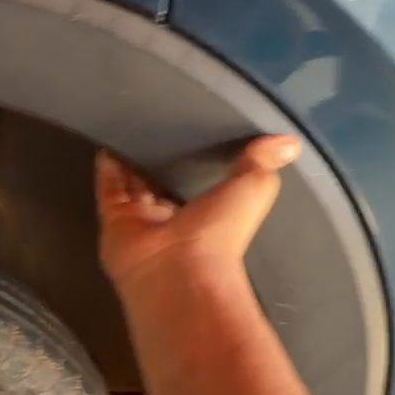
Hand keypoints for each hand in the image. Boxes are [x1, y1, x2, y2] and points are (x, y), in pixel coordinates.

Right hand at [96, 135, 300, 286]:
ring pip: (130, 185)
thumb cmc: (220, 232)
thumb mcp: (254, 188)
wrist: (177, 268)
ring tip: (127, 129)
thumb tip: (287, 141)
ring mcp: (138, 220)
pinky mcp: (114, 219)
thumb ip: (262, 162)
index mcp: (203, 213)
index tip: (192, 132)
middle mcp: (168, 217)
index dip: (192, 159)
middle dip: (155, 160)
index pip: (194, 181)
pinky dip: (106, 169)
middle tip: (153, 126)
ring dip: (128, 161)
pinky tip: (107, 146)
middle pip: (158, 183)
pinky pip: (108, 189)